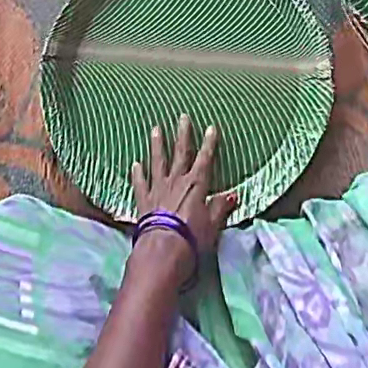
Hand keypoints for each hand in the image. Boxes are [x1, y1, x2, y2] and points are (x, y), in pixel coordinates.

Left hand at [130, 115, 236, 280]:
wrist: (162, 250)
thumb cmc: (192, 238)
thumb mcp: (213, 225)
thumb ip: (220, 208)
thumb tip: (233, 194)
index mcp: (196, 185)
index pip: (205, 160)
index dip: (209, 144)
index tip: (211, 127)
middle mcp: (176, 181)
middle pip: (180, 153)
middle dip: (182, 135)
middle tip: (182, 117)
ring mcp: (158, 188)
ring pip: (157, 161)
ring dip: (157, 145)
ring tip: (155, 129)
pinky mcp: (143, 200)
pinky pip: (140, 183)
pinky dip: (137, 173)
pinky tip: (135, 163)